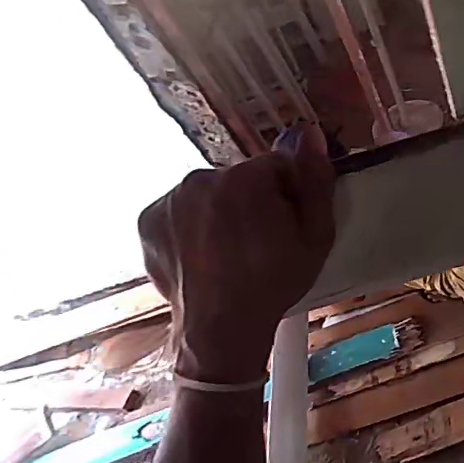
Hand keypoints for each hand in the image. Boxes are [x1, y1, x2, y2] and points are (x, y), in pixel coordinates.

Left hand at [137, 124, 335, 382]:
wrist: (221, 331)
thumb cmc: (274, 283)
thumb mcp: (316, 235)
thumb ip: (315, 179)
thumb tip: (309, 132)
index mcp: (244, 179)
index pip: (278, 164)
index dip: (290, 192)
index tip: (289, 223)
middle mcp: (199, 179)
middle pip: (241, 178)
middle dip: (254, 200)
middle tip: (263, 241)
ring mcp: (168, 200)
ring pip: (210, 193)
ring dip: (223, 211)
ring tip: (232, 251)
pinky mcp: (147, 220)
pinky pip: (181, 210)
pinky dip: (193, 225)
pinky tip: (206, 253)